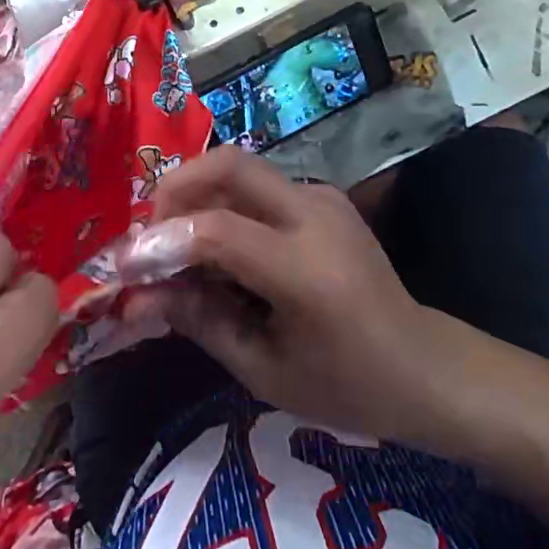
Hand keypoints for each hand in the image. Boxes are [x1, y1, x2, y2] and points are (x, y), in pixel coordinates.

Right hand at [120, 148, 452, 443]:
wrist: (422, 364)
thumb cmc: (346, 384)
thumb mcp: (265, 370)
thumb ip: (201, 321)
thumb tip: (141, 295)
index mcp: (306, 269)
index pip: (219, 231)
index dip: (162, 241)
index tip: (125, 266)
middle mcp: (315, 215)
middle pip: (231, 164)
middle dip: (176, 187)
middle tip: (150, 232)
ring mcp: (323, 197)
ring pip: (242, 171)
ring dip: (198, 196)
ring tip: (175, 246)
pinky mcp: (324, 197)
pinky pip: (260, 187)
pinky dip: (225, 206)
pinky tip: (217, 248)